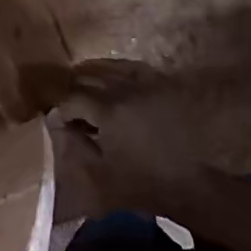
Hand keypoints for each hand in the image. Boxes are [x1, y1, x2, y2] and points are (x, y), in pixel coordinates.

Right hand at [49, 60, 217, 218]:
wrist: (194, 179)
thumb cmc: (145, 183)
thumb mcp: (101, 178)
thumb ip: (75, 150)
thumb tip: (57, 126)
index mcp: (108, 110)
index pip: (73, 99)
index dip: (62, 110)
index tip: (59, 122)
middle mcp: (126, 88)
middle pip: (90, 76)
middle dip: (74, 89)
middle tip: (69, 105)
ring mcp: (146, 81)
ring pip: (111, 67)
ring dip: (94, 75)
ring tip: (85, 87)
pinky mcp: (162, 82)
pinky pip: (133, 67)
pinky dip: (117, 70)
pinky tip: (114, 80)